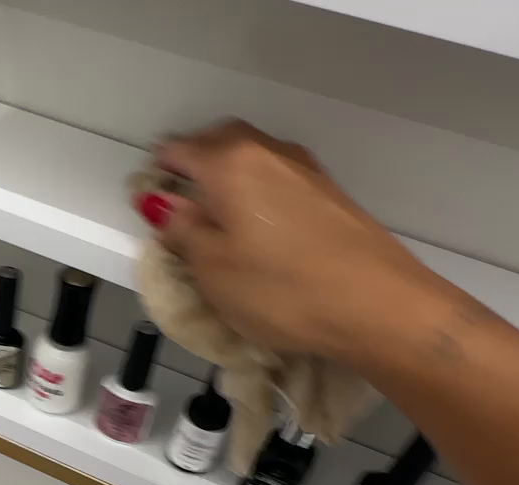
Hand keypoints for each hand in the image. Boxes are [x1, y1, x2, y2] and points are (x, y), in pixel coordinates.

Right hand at [146, 120, 475, 371]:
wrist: (373, 304)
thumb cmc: (279, 289)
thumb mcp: (211, 268)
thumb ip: (180, 229)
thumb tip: (158, 201)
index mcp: (230, 164)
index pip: (178, 152)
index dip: (156, 177)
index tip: (146, 205)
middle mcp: (268, 153)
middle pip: (218, 145)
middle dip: (192, 169)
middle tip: (175, 208)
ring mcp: (304, 171)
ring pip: (250, 163)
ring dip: (225, 183)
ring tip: (212, 223)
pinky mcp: (327, 196)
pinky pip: (275, 182)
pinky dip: (254, 197)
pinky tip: (252, 231)